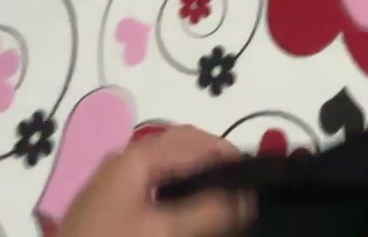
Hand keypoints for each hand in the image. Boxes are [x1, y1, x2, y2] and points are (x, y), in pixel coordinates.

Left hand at [56, 125, 253, 236]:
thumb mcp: (163, 233)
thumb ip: (207, 213)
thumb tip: (250, 198)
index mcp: (138, 156)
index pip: (194, 140)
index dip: (228, 153)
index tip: (257, 175)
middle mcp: (126, 161)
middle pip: (180, 148)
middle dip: (213, 161)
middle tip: (242, 189)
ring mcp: (115, 186)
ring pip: (167, 169)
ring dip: (196, 178)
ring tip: (222, 202)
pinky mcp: (110, 211)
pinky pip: (154, 189)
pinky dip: (178, 194)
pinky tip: (187, 216)